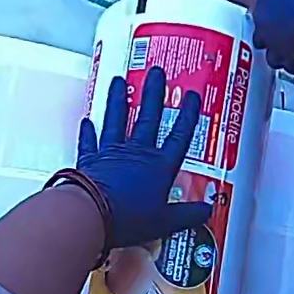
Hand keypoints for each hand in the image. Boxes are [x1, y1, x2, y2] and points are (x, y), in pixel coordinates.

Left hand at [76, 65, 212, 248]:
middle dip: (154, 94)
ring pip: (117, 120)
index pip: (179, 137)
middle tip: (157, 72)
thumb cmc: (129, 218)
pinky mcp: (90, 160)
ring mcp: (112, 153)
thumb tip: (206, 211)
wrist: (91, 215)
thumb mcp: (165, 221)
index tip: (191, 96)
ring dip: (118, 100)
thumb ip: (186, 215)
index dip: (187, 116)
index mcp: (159, 167)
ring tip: (119, 81)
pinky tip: (86, 121)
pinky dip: (88, 132)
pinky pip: (90, 142)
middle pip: (148, 118)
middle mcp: (137, 154)